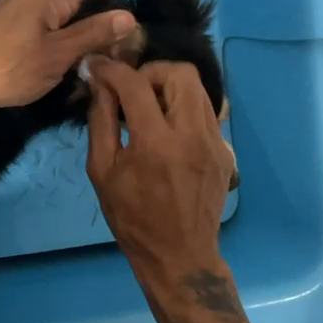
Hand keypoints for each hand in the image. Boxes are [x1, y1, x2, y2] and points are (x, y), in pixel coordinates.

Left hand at [0, 0, 137, 114]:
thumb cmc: (12, 68)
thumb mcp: (60, 53)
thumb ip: (95, 33)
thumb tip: (130, 16)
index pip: (92, 0)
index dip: (108, 27)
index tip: (116, 55)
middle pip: (71, 9)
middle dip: (85, 36)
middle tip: (94, 67)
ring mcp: (9, 3)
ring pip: (52, 20)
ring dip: (65, 42)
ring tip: (71, 70)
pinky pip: (33, 26)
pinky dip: (45, 43)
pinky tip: (45, 65)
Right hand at [84, 58, 235, 281]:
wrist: (180, 256)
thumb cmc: (132, 218)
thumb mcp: (102, 171)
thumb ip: (101, 122)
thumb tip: (99, 84)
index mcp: (155, 143)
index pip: (135, 84)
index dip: (112, 69)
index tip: (97, 67)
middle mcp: (191, 135)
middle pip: (180, 73)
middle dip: (150, 72)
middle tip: (132, 90)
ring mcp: (215, 142)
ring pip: (198, 88)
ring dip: (170, 87)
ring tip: (150, 107)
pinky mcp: (225, 151)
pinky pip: (205, 112)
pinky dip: (183, 109)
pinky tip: (168, 131)